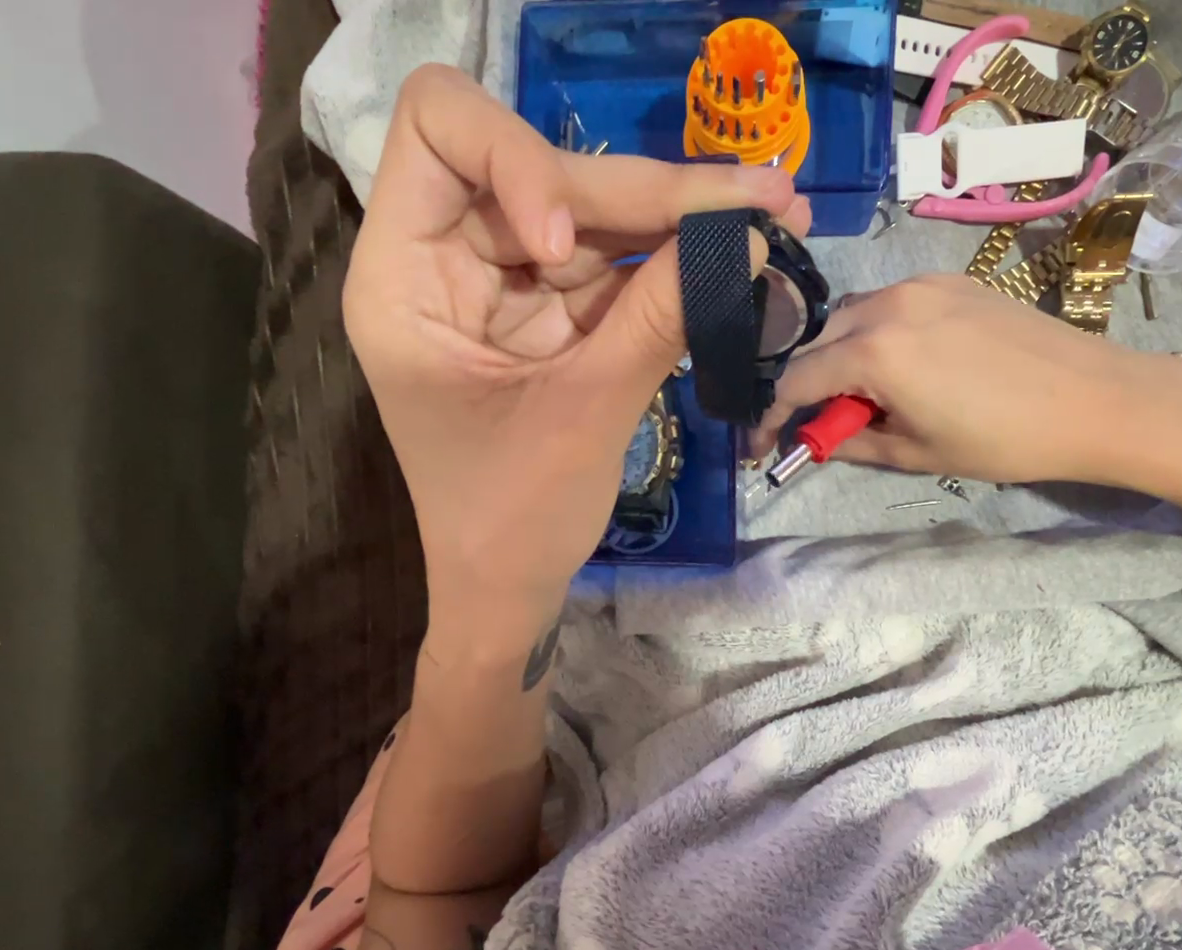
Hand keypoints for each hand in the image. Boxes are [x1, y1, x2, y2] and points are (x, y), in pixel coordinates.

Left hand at [345, 65, 807, 631]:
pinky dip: (674, 258)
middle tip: (764, 197)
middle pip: (546, 170)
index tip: (569, 241)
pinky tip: (740, 248)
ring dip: (682, 214)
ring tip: (777, 212)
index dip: (518, 157)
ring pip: (594, 211)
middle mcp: (448, 260)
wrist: (508, 588)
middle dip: (650, 191)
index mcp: (404, 278)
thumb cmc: (512, 521)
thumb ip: (657, 319)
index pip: (441, 130)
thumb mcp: (583, 416)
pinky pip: (615, 262)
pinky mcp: (551, 312)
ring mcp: (505, 283)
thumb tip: (746, 237)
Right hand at [749, 275, 1164, 485]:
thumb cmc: (1003, 439)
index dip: (773, 416)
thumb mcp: (915, 453)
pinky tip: (906, 361)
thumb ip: (851, 441)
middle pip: (818, 341)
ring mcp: (922, 285)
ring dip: (841, 352)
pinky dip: (877, 331)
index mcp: (873, 353)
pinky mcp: (952, 281)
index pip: (796, 380)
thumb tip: (818, 438)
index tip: (764, 444)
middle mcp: (887, 305)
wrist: (1095, 398)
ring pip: (851, 315)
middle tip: (826, 420)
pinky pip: (890, 302)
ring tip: (867, 391)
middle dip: (808, 382)